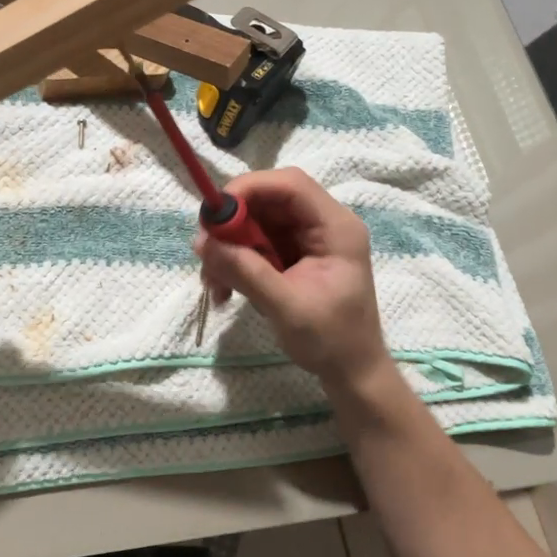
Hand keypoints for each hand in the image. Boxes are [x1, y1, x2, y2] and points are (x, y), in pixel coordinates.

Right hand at [193, 168, 389, 383]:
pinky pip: (257, 245)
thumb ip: (247, 272)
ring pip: (257, 224)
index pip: (290, 185)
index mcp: (336, 227)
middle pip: (268, 201)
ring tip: (214, 283)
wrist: (352, 372)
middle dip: (231, 225)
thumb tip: (205, 243)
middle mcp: (323, 224)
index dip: (249, 189)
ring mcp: (307, 240)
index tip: (213, 214)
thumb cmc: (331, 340)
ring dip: (229, 248)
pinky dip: (236, 263)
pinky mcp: (294, 256)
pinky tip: (225, 291)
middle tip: (204, 251)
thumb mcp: (286, 307)